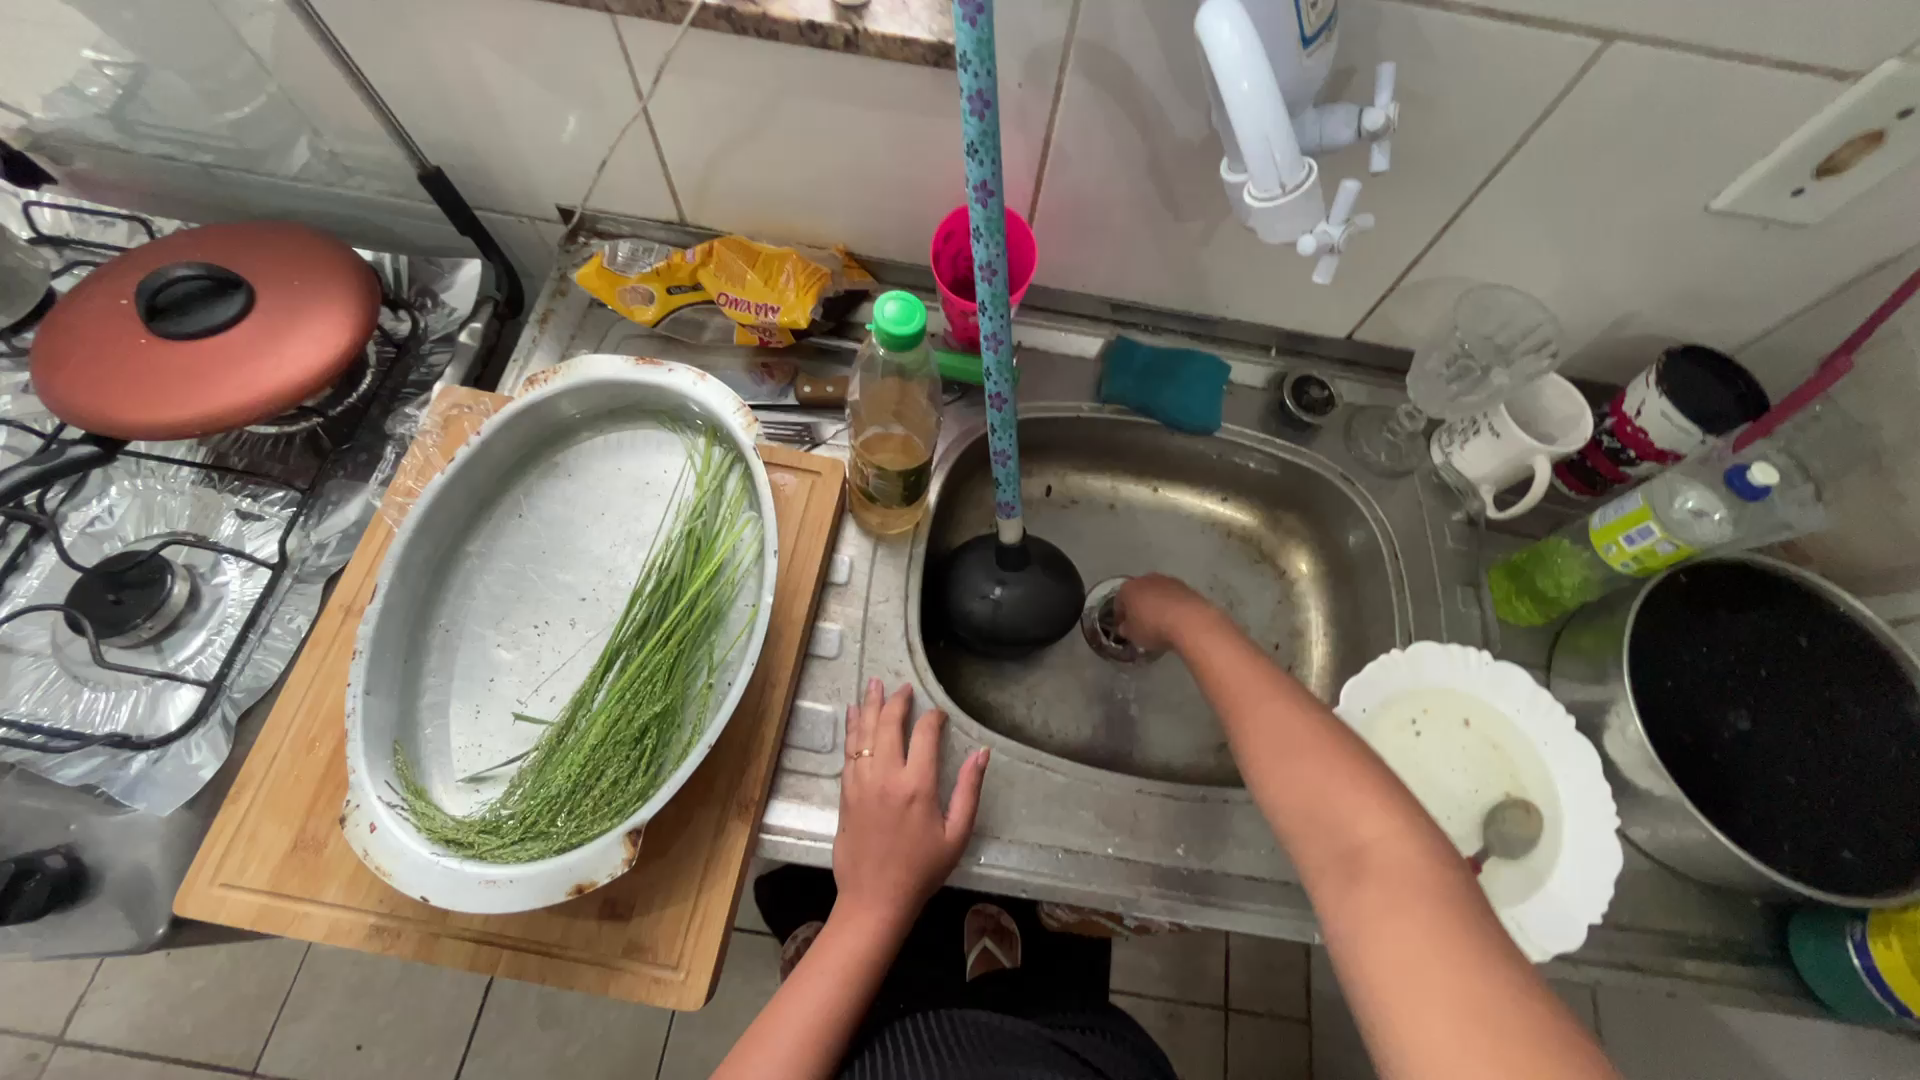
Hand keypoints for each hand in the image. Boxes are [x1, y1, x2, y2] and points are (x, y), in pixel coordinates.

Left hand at [834, 679, 988, 934]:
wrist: (875, 899)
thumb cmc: (922, 870)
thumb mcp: (957, 834)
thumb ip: (969, 789)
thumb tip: (981, 753)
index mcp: (917, 786)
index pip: (925, 734)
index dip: (933, 718)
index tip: (939, 714)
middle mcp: (886, 777)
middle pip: (888, 724)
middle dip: (896, 700)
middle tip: (903, 687)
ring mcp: (861, 783)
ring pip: (863, 733)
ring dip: (868, 706)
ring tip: (873, 684)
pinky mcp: (846, 793)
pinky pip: (848, 752)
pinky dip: (851, 729)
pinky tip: (853, 715)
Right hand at [1113, 573, 1214, 652]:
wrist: (1190, 622)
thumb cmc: (1154, 627)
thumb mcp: (1133, 635)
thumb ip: (1126, 629)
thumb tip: (1126, 627)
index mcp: (1128, 589)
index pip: (1119, 601)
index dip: (1120, 615)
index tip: (1123, 627)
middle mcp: (1146, 579)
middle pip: (1138, 593)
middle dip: (1138, 606)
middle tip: (1141, 623)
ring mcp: (1168, 581)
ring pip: (1157, 593)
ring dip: (1156, 604)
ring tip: (1160, 621)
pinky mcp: (1186, 586)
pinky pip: (1173, 597)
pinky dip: (1172, 606)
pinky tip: (1175, 619)